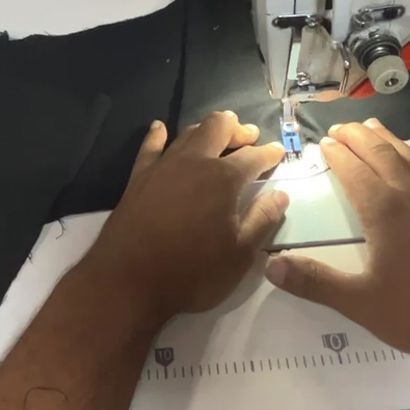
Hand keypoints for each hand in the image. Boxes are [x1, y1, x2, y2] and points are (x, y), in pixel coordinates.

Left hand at [78, 112, 289, 326]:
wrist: (129, 280)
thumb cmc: (192, 271)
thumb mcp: (239, 254)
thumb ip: (262, 220)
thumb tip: (280, 195)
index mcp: (223, 179)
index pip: (253, 157)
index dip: (269, 153)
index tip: (279, 152)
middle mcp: (194, 162)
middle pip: (218, 128)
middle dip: (237, 129)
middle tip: (248, 135)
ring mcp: (163, 166)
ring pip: (188, 133)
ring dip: (206, 129)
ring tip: (218, 132)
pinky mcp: (138, 177)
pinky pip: (150, 147)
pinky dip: (158, 135)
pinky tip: (160, 128)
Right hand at [264, 120, 409, 361]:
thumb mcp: (362, 303)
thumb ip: (315, 283)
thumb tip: (271, 266)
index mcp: (383, 211)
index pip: (353, 172)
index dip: (336, 155)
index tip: (324, 142)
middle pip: (381, 155)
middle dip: (358, 138)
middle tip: (341, 127)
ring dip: (393, 140)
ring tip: (376, 126)